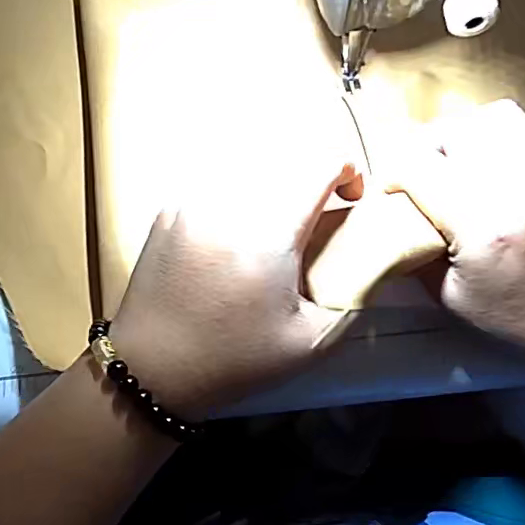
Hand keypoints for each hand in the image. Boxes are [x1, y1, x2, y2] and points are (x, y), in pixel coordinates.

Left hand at [106, 137, 361, 417]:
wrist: (152, 370)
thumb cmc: (234, 360)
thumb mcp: (311, 343)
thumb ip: (353, 300)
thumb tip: (371, 265)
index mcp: (268, 232)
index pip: (320, 161)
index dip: (349, 170)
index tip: (352, 199)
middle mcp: (229, 202)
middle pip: (287, 154)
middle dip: (315, 173)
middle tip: (319, 210)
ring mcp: (193, 200)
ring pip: (250, 161)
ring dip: (277, 178)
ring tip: (280, 218)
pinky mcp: (170, 210)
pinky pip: (217, 179)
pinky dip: (242, 189)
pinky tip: (239, 228)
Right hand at [388, 100, 524, 372]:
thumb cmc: (514, 316)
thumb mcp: (448, 296)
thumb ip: (416, 249)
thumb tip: (393, 217)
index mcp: (482, 226)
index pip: (418, 166)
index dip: (391, 177)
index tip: (389, 196)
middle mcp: (514, 188)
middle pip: (450, 133)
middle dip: (421, 153)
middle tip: (418, 182)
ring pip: (486, 118)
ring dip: (458, 135)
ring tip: (450, 165)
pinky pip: (520, 123)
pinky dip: (492, 131)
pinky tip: (483, 160)